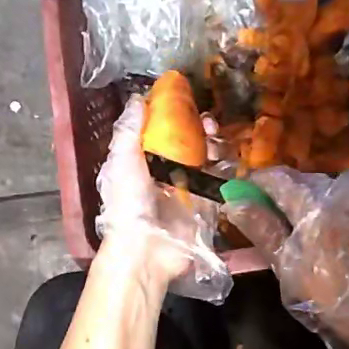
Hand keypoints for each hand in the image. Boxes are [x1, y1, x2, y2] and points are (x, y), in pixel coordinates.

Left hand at [95, 94, 230, 300]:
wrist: (146, 249)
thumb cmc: (128, 203)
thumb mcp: (122, 161)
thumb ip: (130, 130)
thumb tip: (139, 98)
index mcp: (142, 160)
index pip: (161, 130)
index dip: (173, 114)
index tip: (185, 100)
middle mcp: (165, 170)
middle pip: (188, 139)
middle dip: (199, 125)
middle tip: (207, 121)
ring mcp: (188, 186)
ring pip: (207, 154)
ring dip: (214, 140)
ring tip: (216, 136)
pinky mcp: (206, 202)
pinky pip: (220, 177)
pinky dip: (226, 162)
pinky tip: (226, 154)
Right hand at [222, 168, 348, 348]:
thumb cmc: (339, 300)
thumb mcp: (291, 270)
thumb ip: (263, 230)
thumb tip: (233, 202)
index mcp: (314, 203)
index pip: (277, 178)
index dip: (259, 184)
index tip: (248, 195)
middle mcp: (347, 188)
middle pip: (310, 182)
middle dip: (293, 196)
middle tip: (287, 222)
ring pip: (340, 190)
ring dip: (327, 204)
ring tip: (328, 235)